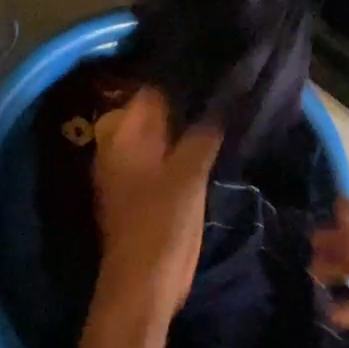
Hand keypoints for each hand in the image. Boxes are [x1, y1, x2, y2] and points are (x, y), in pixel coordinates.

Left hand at [91, 88, 222, 321]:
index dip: (182, 75)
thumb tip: (224, 97)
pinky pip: (165, 157)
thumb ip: (205, 131)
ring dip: (188, 124)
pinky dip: (184, 147)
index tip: (214, 62)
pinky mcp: (143, 191)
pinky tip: (214, 141)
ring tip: (227, 105)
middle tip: (227, 82)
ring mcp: (130, 170)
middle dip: (188, 99)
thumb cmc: (161, 224)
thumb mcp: (189, 172)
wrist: (143, 285)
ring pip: (163, 135)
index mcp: (124, 135)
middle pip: (157, 111)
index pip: (152, 89)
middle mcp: (121, 146)